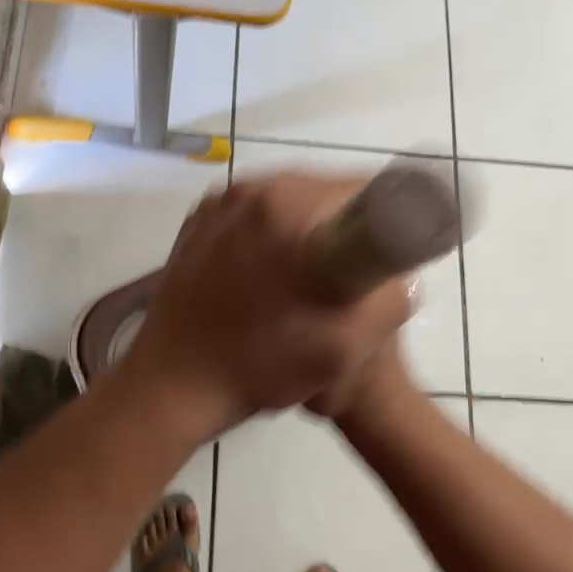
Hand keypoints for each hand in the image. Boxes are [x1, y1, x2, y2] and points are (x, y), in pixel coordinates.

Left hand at [118, 172, 413, 441]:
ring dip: (310, 232)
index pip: (364, 189)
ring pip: (291, 202)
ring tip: (307, 285)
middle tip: (349, 281)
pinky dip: (273, 237)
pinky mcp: (200, 218)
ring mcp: (219, 200)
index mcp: (287, 204)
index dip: (389, 221)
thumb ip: (390, 300)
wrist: (172, 384)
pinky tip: (269, 281)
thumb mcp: (346, 347)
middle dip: (345, 230)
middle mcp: (250, 186)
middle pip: (325, 192)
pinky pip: (257, 215)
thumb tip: (400, 274)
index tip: (384, 261)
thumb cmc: (260, 365)